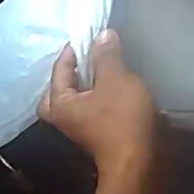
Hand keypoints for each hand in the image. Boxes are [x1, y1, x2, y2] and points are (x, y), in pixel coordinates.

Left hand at [40, 29, 157, 173]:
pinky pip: (86, 107)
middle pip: (57, 89)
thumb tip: (101, 35)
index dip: (72, 50)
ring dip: (83, 83)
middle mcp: (61, 117)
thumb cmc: (122, 118)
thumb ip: (106, 56)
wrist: (136, 159)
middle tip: (86, 56)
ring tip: (100, 66)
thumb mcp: (115, 80)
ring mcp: (76, 126)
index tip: (88, 33)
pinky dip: (93, 94)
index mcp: (58, 104)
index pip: (59, 70)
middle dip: (69, 71)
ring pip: (71, 99)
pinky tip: (109, 85)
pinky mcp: (92, 131)